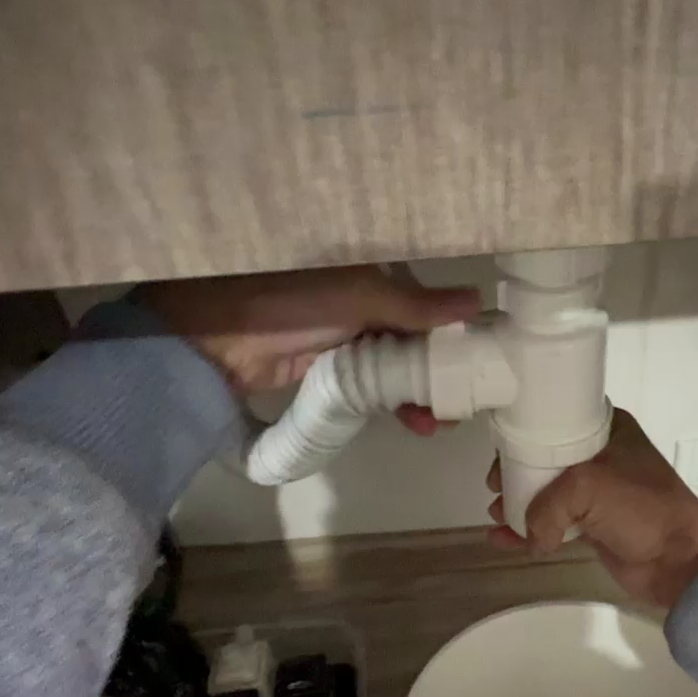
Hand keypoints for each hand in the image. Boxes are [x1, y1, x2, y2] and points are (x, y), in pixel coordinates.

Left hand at [134, 266, 478, 434]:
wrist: (215, 340)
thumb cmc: (289, 302)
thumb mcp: (357, 297)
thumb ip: (415, 305)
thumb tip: (478, 301)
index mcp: (371, 274)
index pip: (427, 303)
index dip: (455, 331)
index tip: (482, 360)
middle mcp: (364, 303)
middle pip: (418, 340)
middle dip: (443, 372)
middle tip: (465, 401)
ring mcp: (348, 340)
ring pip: (399, 369)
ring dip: (422, 394)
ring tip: (440, 422)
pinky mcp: (333, 373)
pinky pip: (375, 388)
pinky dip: (396, 404)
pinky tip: (416, 423)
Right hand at [486, 408, 697, 607]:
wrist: (678, 560)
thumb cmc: (640, 509)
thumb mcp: (586, 488)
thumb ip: (545, 508)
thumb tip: (532, 537)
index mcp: (605, 429)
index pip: (554, 421)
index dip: (522, 435)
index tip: (499, 453)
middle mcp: (598, 455)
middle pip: (542, 458)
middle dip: (514, 474)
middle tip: (495, 488)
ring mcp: (595, 491)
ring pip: (544, 492)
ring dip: (517, 504)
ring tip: (497, 518)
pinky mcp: (591, 524)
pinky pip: (550, 523)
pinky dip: (527, 531)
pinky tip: (503, 540)